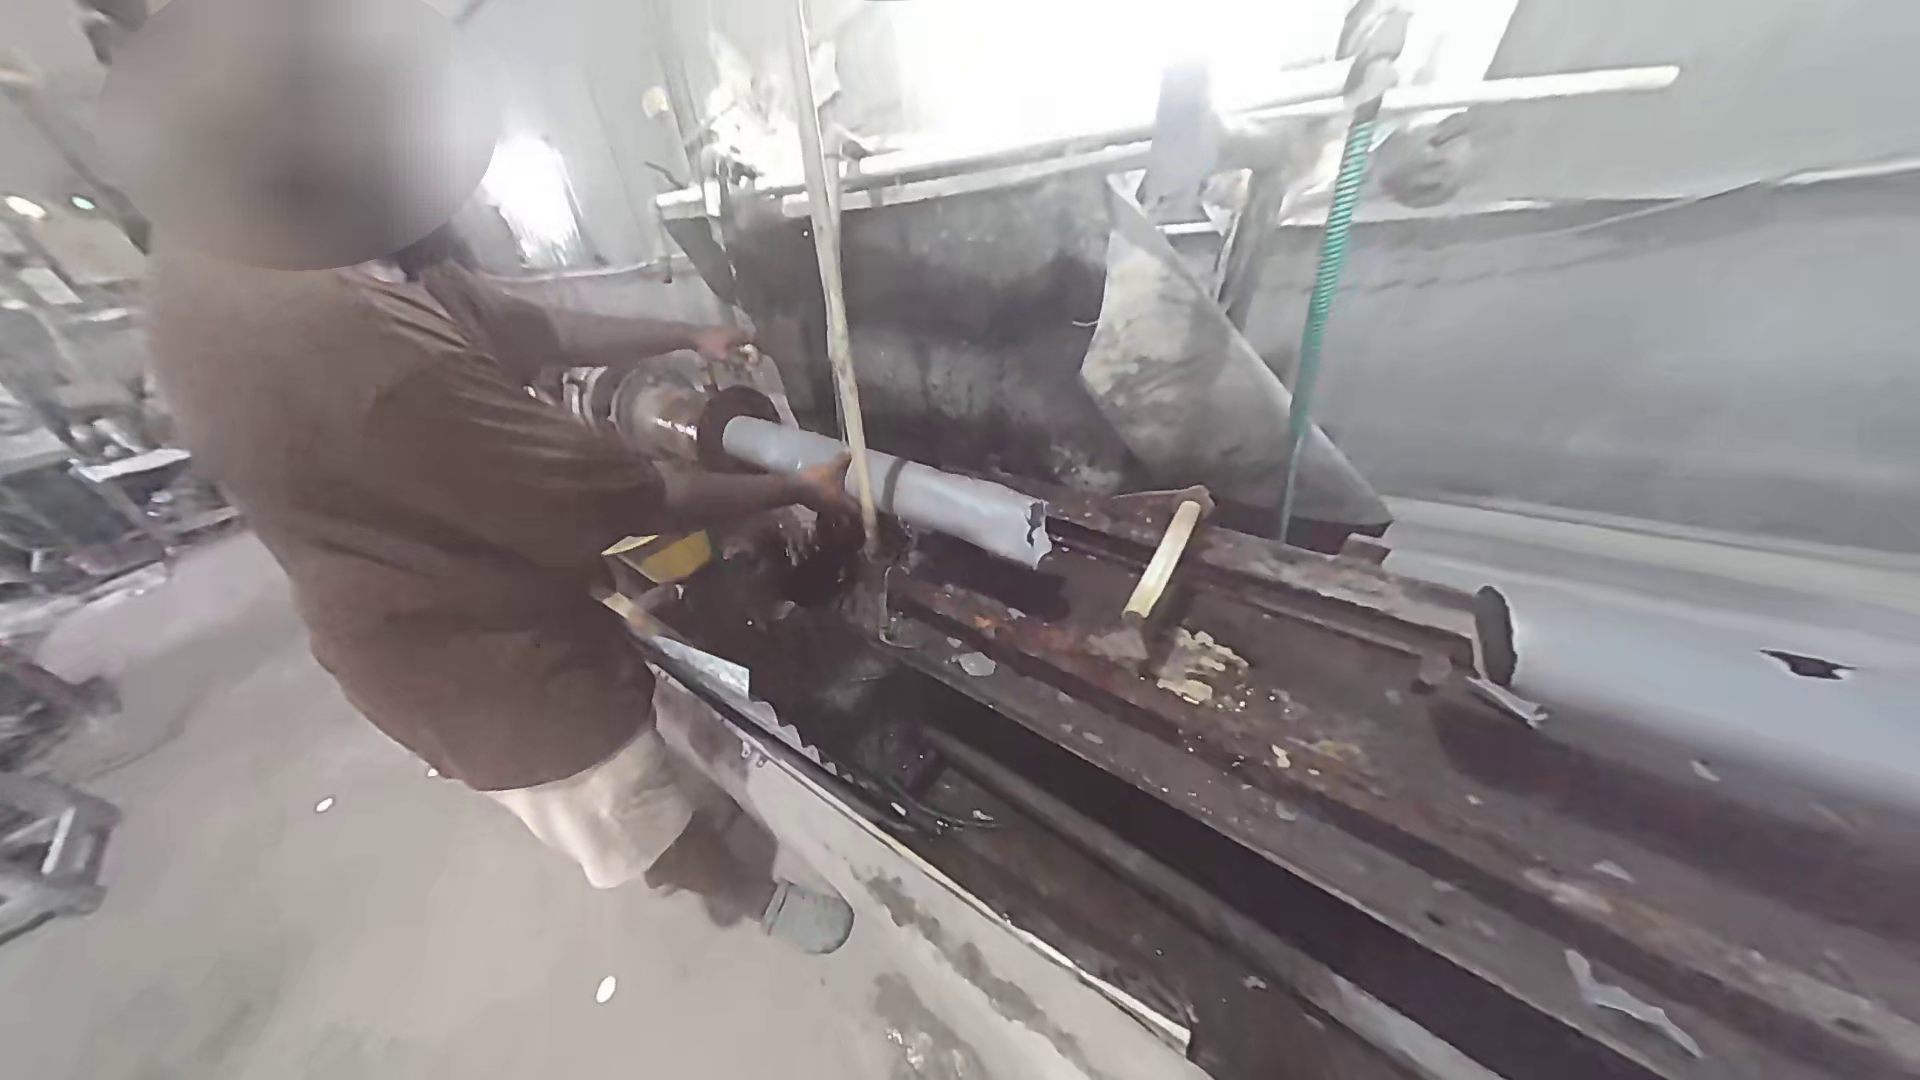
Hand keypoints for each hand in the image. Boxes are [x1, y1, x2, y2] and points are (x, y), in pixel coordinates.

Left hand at [689, 325, 751, 361]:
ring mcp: (724, 328)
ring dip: (740, 344)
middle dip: (749, 346)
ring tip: (741, 355)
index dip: (757, 345)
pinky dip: (733, 343)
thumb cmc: (709, 346)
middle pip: (745, 336)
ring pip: (737, 336)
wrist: (691, 336)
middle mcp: (732, 329)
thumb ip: (738, 360)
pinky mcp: (717, 331)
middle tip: (751, 356)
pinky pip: (729, 337)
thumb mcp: (724, 356)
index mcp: (736, 333)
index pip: (752, 337)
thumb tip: (750, 365)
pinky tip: (730, 350)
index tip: (760, 354)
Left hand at [790, 453, 859, 520]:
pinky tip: (821, 507)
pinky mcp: (801, 481)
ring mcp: (811, 472)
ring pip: (825, 479)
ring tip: (835, 502)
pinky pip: (815, 487)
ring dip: (830, 488)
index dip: (854, 458)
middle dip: (842, 478)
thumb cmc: (820, 491)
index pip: (847, 456)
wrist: (792, 490)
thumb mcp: (841, 503)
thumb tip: (862, 513)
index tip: (858, 461)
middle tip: (849, 488)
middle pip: (836, 469)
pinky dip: (819, 495)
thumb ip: (853, 508)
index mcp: (837, 466)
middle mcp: (824, 466)